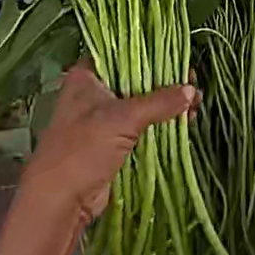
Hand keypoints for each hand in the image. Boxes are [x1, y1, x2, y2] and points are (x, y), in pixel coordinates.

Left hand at [21, 58, 197, 225]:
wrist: (59, 204)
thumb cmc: (83, 148)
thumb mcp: (123, 118)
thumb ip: (159, 101)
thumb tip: (192, 90)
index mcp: (87, 75)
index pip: (123, 50)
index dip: (152, 50)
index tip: (179, 54)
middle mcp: (94, 91)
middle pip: (136, 76)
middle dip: (166, 80)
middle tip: (193, 80)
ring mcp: (103, 117)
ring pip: (142, 101)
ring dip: (167, 103)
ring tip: (195, 103)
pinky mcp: (112, 141)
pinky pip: (142, 124)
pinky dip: (162, 122)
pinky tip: (185, 119)